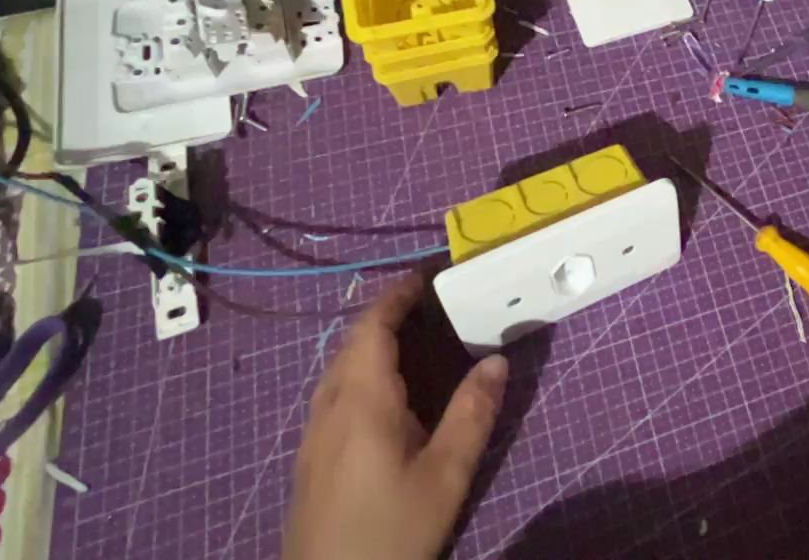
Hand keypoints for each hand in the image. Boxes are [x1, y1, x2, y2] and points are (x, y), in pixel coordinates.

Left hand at [284, 274, 508, 559]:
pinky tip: (384, 392)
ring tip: (410, 337)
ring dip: (370, 340)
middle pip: (352, 342)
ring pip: (338, 367)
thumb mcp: (446, 476)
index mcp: (362, 401)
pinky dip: (360, 368)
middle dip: (386, 314)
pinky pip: (334, 391)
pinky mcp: (311, 460)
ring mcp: (314, 435)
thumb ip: (471, 414)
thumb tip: (497, 360)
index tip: (426, 276)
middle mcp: (330, 408)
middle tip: (429, 302)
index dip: (397, 296)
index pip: (372, 328)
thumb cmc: (390, 533)